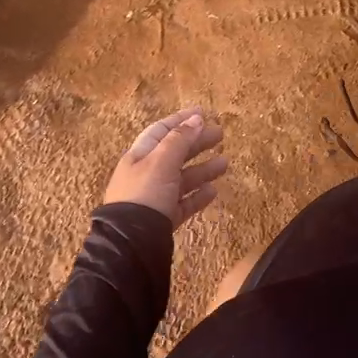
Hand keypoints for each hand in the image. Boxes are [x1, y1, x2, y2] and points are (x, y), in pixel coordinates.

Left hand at [102, 107, 228, 227]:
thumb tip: (197, 119)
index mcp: (140, 156)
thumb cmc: (145, 194)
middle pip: (175, 152)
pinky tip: (213, 191)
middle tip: (221, 134)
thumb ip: (180, 140)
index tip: (203, 113)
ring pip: (182, 178)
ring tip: (225, 163)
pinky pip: (184, 202)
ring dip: (203, 169)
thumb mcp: (162, 161)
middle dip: (197, 142)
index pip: (162, 131)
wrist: (131, 244)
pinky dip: (198, 195)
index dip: (181, 120)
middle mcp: (146, 174)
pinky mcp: (163, 219)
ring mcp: (155, 198)